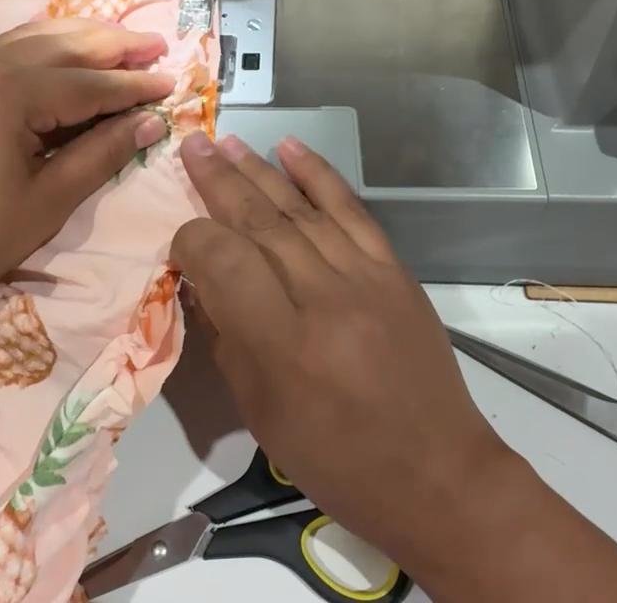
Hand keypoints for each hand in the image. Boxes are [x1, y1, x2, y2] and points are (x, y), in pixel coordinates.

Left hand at [0, 20, 174, 321]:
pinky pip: (6, 52)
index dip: (136, 85)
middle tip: (157, 45)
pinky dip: (43, 48)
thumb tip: (152, 121)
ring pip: (32, 40)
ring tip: (119, 41)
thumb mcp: (49, 199)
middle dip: (113, 45)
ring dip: (79, 39)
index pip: (91, 82)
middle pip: (63, 45)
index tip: (175, 82)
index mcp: (12, 91)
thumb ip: (104, 152)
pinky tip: (62, 54)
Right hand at [169, 133, 524, 578]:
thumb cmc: (337, 459)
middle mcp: (326, 299)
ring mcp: (366, 278)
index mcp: (285, 346)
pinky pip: (352, 210)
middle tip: (193, 147)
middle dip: (220, 181)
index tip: (179, 240)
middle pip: (262, 224)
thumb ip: (228, 338)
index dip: (193, 241)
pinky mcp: (395, 269)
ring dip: (260, 171)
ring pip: (302, 210)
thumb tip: (202, 280)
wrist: (437, 473)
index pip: (225, 262)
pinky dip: (319, 176)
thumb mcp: (262, 414)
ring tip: (228, 143)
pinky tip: (291, 148)